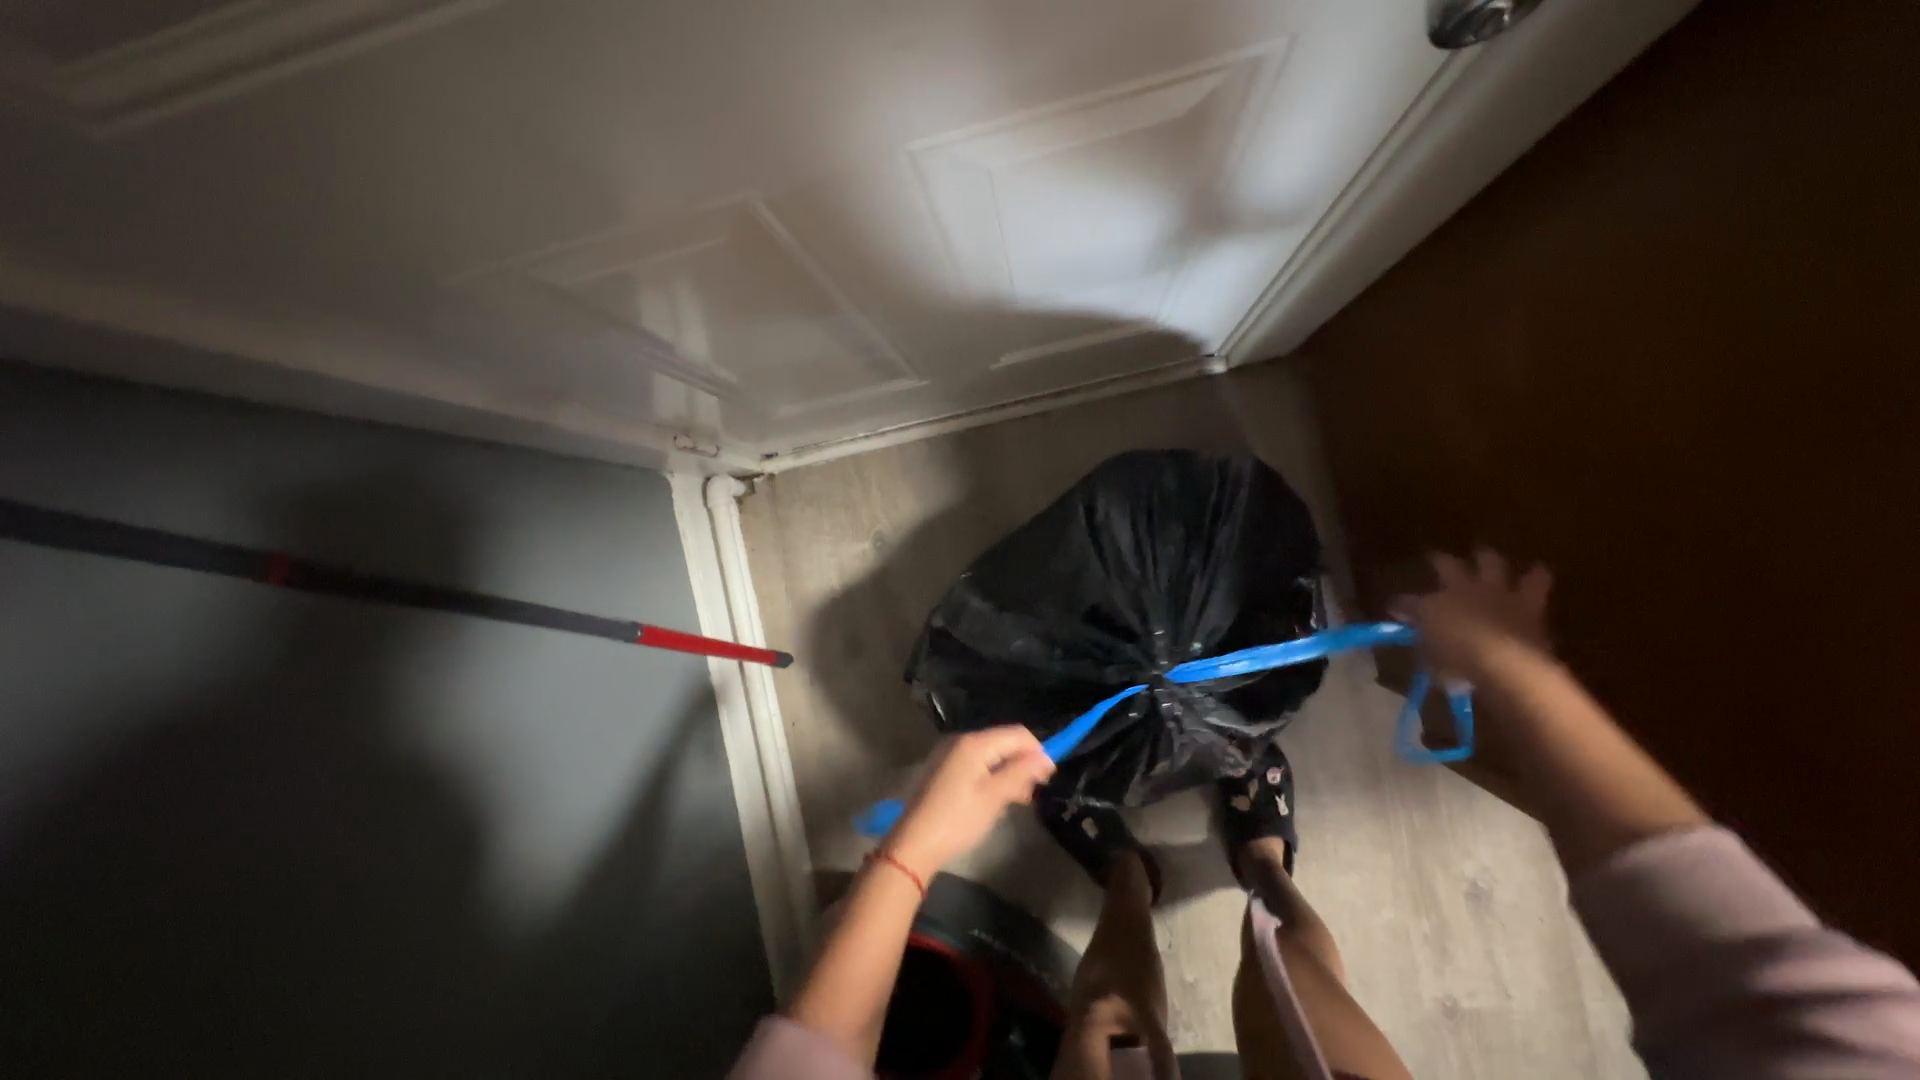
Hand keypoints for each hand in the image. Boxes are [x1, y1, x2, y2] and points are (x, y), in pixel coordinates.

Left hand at [885, 726, 1054, 877]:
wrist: (913, 844)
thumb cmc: (958, 820)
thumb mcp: (995, 797)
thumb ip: (1021, 773)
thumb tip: (1046, 757)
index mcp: (973, 743)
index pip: (1017, 734)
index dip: (1037, 752)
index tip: (1047, 779)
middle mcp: (960, 741)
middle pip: (1003, 742)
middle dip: (1022, 763)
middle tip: (1030, 795)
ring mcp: (948, 755)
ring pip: (990, 755)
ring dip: (1007, 773)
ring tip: (1015, 801)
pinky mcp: (942, 770)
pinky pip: (975, 765)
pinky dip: (990, 777)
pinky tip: (993, 800)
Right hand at [1391, 549, 1551, 680]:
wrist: (1507, 664)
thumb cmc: (1460, 667)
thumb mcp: (1432, 664)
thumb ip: (1426, 648)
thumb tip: (1423, 643)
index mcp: (1430, 606)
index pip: (1406, 602)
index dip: (1400, 605)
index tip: (1395, 609)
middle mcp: (1460, 590)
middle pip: (1446, 566)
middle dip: (1440, 561)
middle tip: (1437, 558)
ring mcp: (1494, 591)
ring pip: (1490, 562)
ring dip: (1488, 558)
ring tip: (1488, 556)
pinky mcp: (1528, 599)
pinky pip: (1536, 579)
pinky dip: (1536, 576)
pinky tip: (1538, 572)